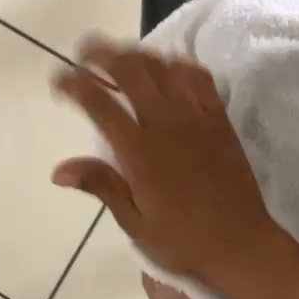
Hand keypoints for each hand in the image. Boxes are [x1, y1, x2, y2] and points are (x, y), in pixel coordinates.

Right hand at [53, 40, 297, 291]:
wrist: (241, 244)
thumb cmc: (184, 243)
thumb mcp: (136, 224)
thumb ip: (102, 187)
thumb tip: (59, 170)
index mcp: (140, 153)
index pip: (98, 103)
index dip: (73, 84)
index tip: (58, 82)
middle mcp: (167, 124)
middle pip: (129, 69)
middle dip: (100, 53)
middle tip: (84, 53)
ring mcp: (196, 117)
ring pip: (161, 65)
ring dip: (135, 54)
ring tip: (120, 58)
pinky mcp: (219, 118)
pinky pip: (196, 75)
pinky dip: (175, 64)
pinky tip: (166, 69)